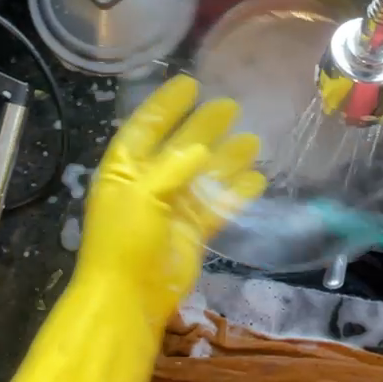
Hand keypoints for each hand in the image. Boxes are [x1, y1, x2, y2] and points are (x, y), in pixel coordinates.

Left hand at [79, 75, 265, 327]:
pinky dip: (237, 193)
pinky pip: (218, 205)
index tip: (190, 84)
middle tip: (231, 106)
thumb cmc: (124, 241)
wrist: (129, 297)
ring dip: (227, 157)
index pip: (146, 128)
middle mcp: (149, 184)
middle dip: (204, 127)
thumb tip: (202, 149)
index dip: (167, 106)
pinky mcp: (193, 231)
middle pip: (181, 147)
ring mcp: (173, 208)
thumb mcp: (141, 195)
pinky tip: (257, 178)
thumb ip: (172, 169)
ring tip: (254, 139)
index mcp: (125, 170)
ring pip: (205, 176)